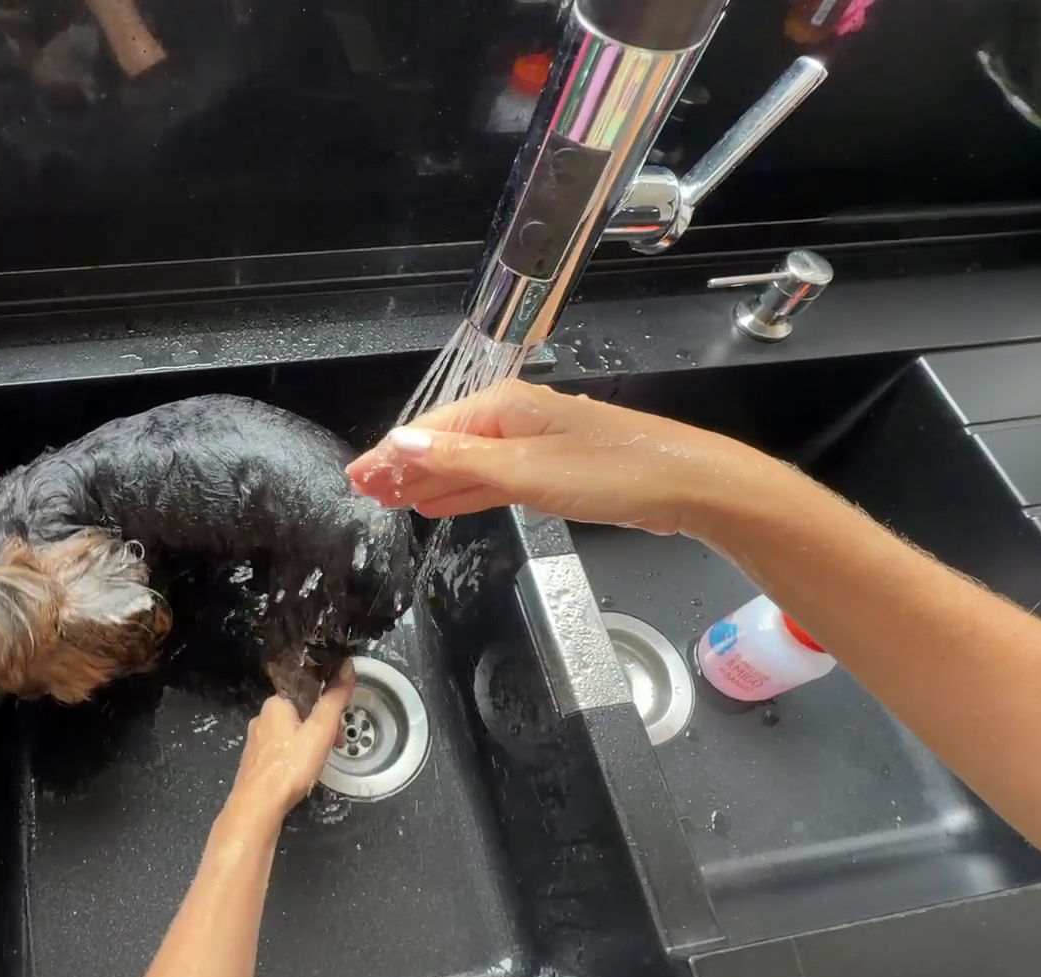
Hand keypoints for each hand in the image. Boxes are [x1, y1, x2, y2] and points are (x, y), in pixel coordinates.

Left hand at [224, 663, 356, 826]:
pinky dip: (293, 757)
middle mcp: (261, 718)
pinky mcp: (254, 762)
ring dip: (308, 742)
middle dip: (319, 726)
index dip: (325, 703)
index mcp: (275, 704)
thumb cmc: (290, 765)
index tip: (338, 720)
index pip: (305, 692)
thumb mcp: (320, 730)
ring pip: (288, 733)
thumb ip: (334, 700)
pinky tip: (300, 772)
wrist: (258, 805)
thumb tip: (347, 667)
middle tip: (335, 743)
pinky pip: (279, 751)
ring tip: (321, 762)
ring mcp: (255, 741)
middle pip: (298, 713)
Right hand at [346, 380, 771, 535]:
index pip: (429, 431)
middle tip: (364, 491)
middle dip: (402, 467)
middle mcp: (510, 420)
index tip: (355, 476)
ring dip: (426, 482)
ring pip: (463, 465)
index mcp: (502, 407)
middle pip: (442, 444)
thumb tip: (399, 441)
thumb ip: (458, 457)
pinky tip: (437, 504)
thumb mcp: (523, 468)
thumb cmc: (607, 470)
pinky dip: (461, 493)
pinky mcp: (545, 473)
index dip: (388, 454)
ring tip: (389, 500)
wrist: (685, 486)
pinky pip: (488, 481)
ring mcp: (528, 447)